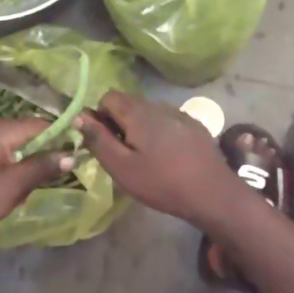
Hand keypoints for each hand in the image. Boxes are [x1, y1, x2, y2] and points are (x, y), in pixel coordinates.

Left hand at [0, 119, 73, 239]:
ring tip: (49, 175)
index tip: (83, 150)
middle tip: (69, 167)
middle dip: (50, 147)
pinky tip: (25, 179)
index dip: (64, 135)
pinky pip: (9, 148)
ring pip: (22, 141)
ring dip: (35, 157)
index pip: (42, 124)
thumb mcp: (14, 185)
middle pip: (32, 130)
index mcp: (1, 130)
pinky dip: (21, 161)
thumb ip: (43, 167)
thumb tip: (72, 155)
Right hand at [75, 92, 248, 228]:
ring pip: (148, 112)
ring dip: (139, 127)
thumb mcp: (121, 167)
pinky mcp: (195, 126)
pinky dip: (159, 133)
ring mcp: (180, 114)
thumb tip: (79, 117)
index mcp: (139, 113)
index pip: (108, 97)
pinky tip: (166, 157)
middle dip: (119, 122)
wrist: (213, 195)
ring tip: (144, 157)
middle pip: (129, 103)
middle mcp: (159, 106)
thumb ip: (98, 139)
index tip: (104, 141)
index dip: (100, 116)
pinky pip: (167, 121)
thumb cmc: (161, 183)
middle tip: (122, 153)